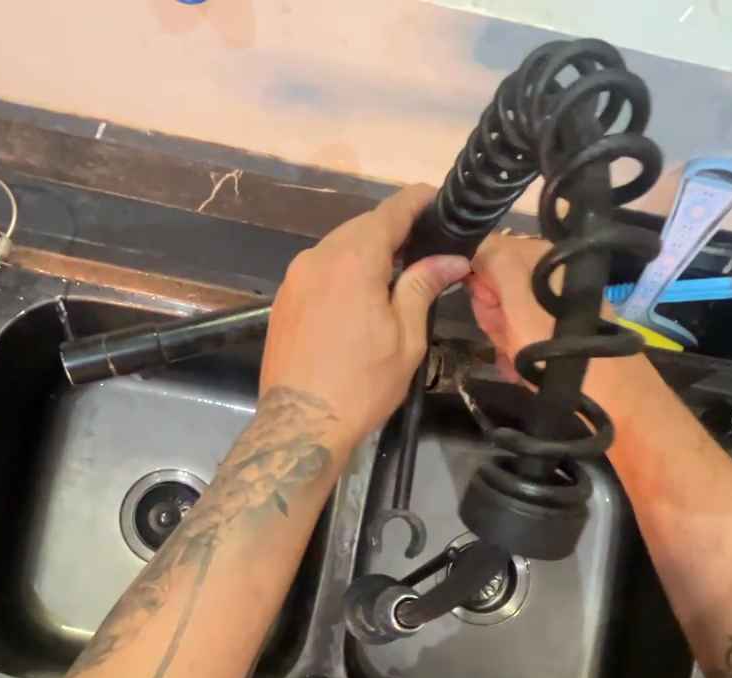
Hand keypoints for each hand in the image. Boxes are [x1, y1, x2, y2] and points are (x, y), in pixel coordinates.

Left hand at [261, 185, 470, 446]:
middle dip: (392, 231)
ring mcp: (294, 279)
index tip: (436, 199)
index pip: (391, 212)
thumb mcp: (406, 339)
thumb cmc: (361, 386)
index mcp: (355, 260)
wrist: (300, 424)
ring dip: (365, 254)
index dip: (417, 201)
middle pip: (361, 228)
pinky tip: (357, 298)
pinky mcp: (282, 301)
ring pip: (337, 249)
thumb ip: (423, 288)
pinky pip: (318, 272)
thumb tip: (449, 259)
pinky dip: (341, 274)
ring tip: (393, 275)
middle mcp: (318, 258)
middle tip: (422, 247)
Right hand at [467, 233, 660, 409]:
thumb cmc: (555, 346)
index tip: (487, 306)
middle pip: (489, 285)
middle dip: (490, 313)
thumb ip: (494, 263)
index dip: (476, 282)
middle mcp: (543, 270)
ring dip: (500, 336)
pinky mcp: (552, 327)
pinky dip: (512, 350)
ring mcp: (548, 300)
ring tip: (514, 355)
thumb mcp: (518, 301)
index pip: (483, 254)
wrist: (604, 392)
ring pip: (500, 312)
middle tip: (505, 334)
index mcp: (536, 254)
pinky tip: (519, 366)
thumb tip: (470, 246)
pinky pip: (516, 332)